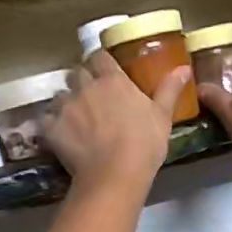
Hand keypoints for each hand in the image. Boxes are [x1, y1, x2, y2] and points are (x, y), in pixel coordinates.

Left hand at [46, 49, 189, 187]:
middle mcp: (85, 87)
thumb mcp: (162, 116)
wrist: (114, 174)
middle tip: (92, 98)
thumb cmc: (144, 144)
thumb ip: (170, 89)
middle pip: (77, 73)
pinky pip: (48, 119)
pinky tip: (63, 135)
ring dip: (67, 102)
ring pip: (60, 95)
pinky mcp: (51, 127)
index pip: (99, 57)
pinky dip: (54, 125)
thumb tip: (184, 68)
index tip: (105, 73)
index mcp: (112, 80)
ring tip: (77, 119)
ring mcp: (66, 106)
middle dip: (82, 81)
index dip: (100, 63)